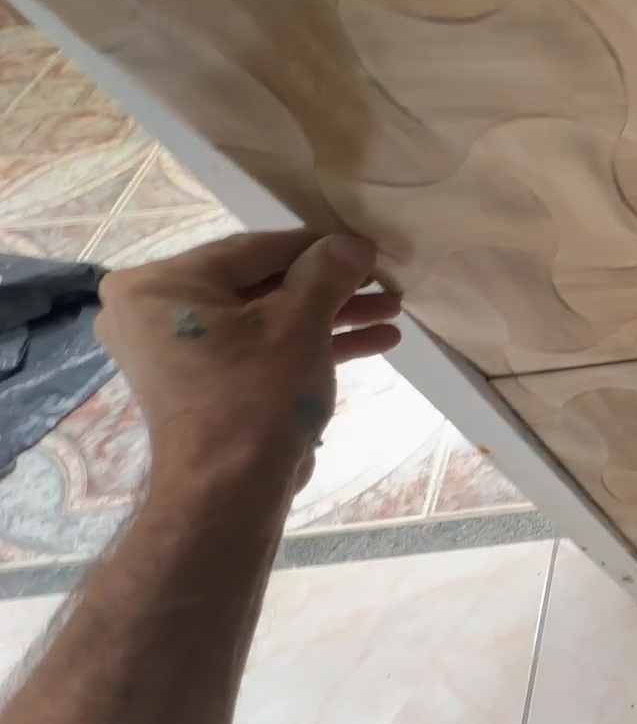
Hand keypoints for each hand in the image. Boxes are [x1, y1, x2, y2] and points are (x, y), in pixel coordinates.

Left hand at [94, 230, 401, 490]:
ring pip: (272, 317)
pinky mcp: (211, 378)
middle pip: (264, 285)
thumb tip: (353, 242)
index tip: (368, 247)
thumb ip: (325, 277)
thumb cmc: (257, 394)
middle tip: (386, 285)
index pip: (254, 250)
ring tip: (392, 312)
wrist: (233, 481)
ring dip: (335, 315)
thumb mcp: (299, 326)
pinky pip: (267, 346)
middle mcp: (158, 309)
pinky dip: (315, 342)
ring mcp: (184, 348)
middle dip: (333, 287)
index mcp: (161, 285)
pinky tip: (375, 342)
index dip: (318, 247)